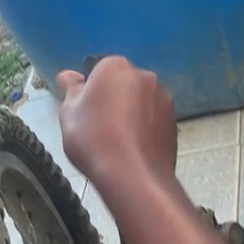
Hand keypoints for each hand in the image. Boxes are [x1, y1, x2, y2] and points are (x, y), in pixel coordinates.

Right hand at [55, 57, 177, 191]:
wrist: (133, 175)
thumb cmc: (93, 139)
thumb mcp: (69, 113)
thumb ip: (71, 90)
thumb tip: (68, 75)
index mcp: (117, 67)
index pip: (100, 69)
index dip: (90, 90)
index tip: (84, 111)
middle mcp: (145, 76)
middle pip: (123, 83)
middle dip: (113, 99)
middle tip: (98, 126)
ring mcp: (164, 98)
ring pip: (140, 101)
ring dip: (131, 113)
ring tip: (118, 141)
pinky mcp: (174, 121)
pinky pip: (153, 118)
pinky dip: (145, 127)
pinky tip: (133, 148)